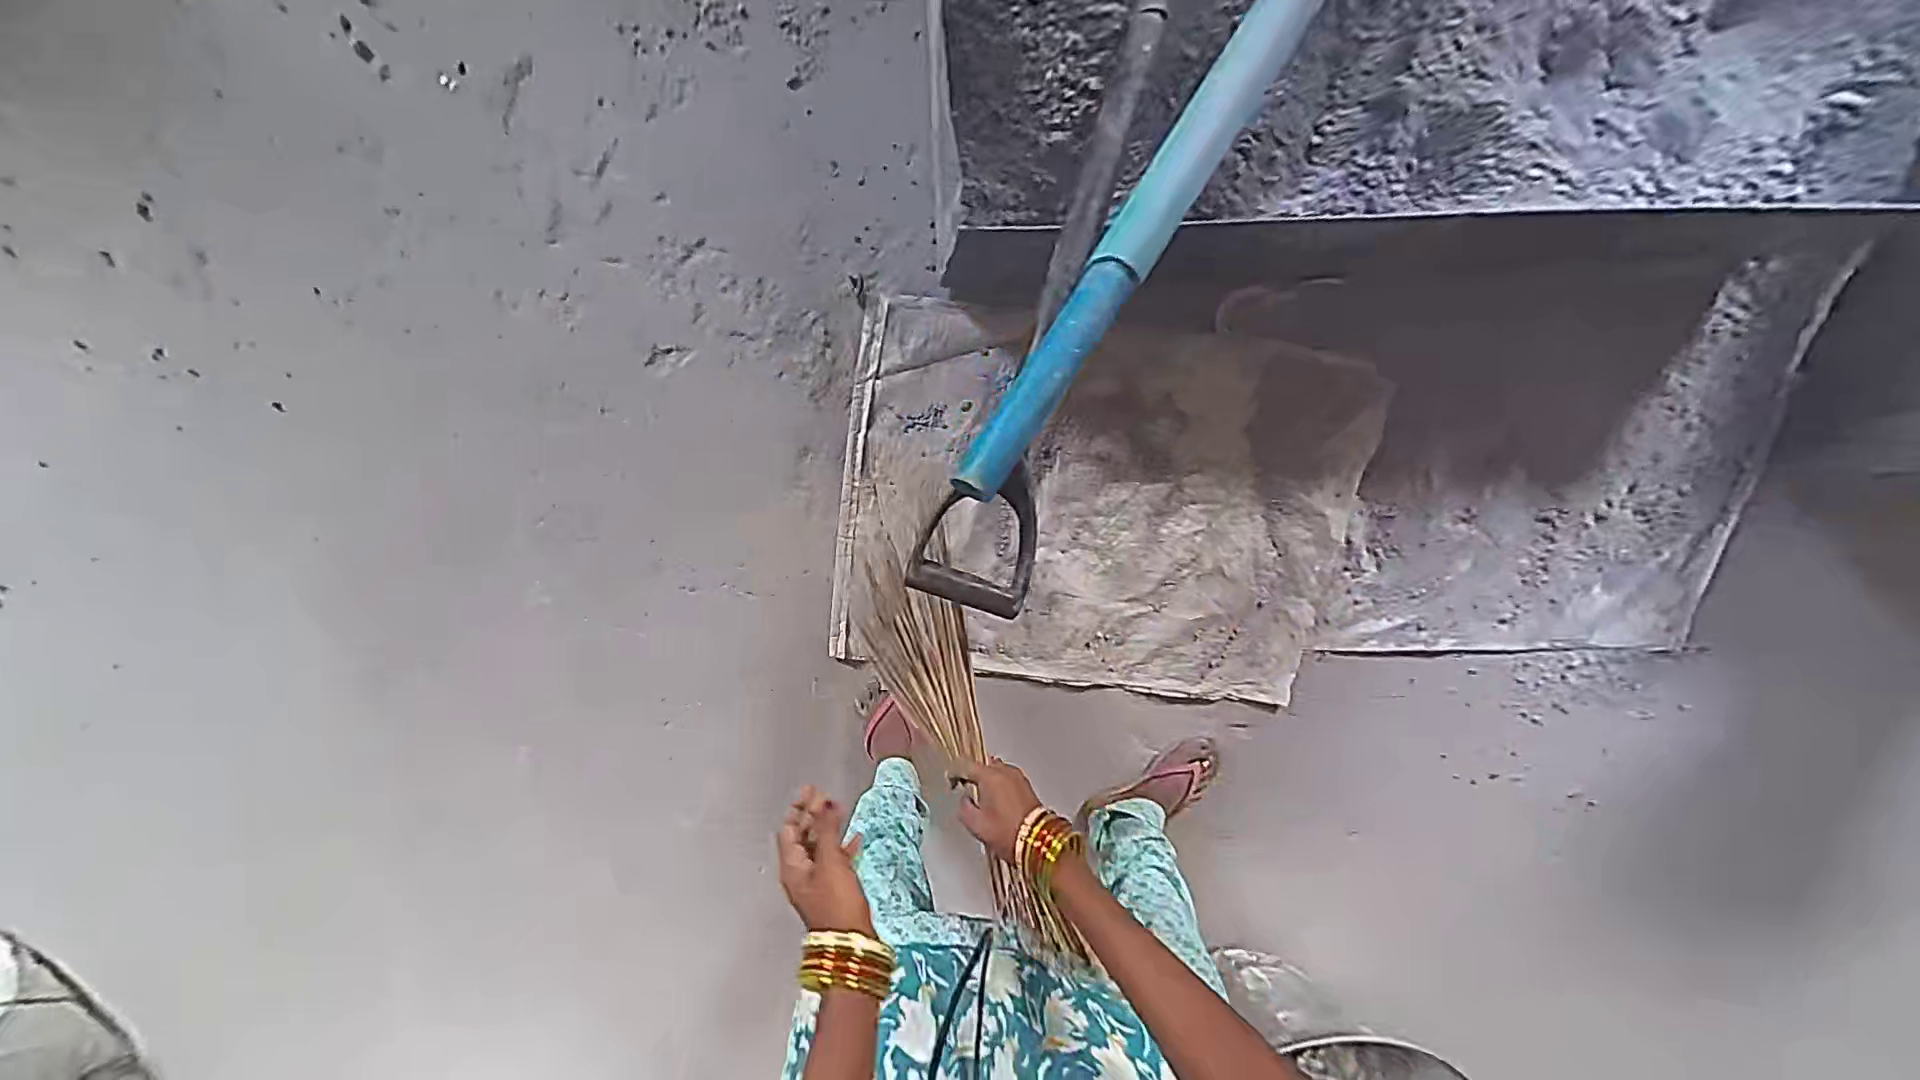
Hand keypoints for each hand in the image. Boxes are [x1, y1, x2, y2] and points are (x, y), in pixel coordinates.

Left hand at [776, 786, 874, 933]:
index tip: (810, 790)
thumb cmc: (836, 904)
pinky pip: (832, 859)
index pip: (789, 829)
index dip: (799, 807)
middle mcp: (800, 874)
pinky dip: (840, 844)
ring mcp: (815, 882)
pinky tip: (852, 839)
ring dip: (827, 827)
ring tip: (837, 810)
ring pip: (818, 846)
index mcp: (792, 867)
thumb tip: (825, 805)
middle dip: (812, 814)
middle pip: (802, 836)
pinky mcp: (831, 888)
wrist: (850, 940)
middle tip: (822, 796)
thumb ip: (827, 830)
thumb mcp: (830, 861)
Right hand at [952, 758, 1043, 863]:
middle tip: (965, 786)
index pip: (966, 766)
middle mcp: (1005, 772)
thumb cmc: (1009, 833)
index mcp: (990, 776)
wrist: (1038, 842)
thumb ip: (963, 808)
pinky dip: (1000, 784)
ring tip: (982, 795)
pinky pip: (1007, 778)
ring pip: (997, 770)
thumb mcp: (976, 825)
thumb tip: (964, 801)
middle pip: (983, 765)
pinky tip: (997, 799)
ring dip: (988, 779)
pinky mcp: (1027, 786)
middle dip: (973, 774)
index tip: (951, 780)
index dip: (955, 773)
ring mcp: (1018, 778)